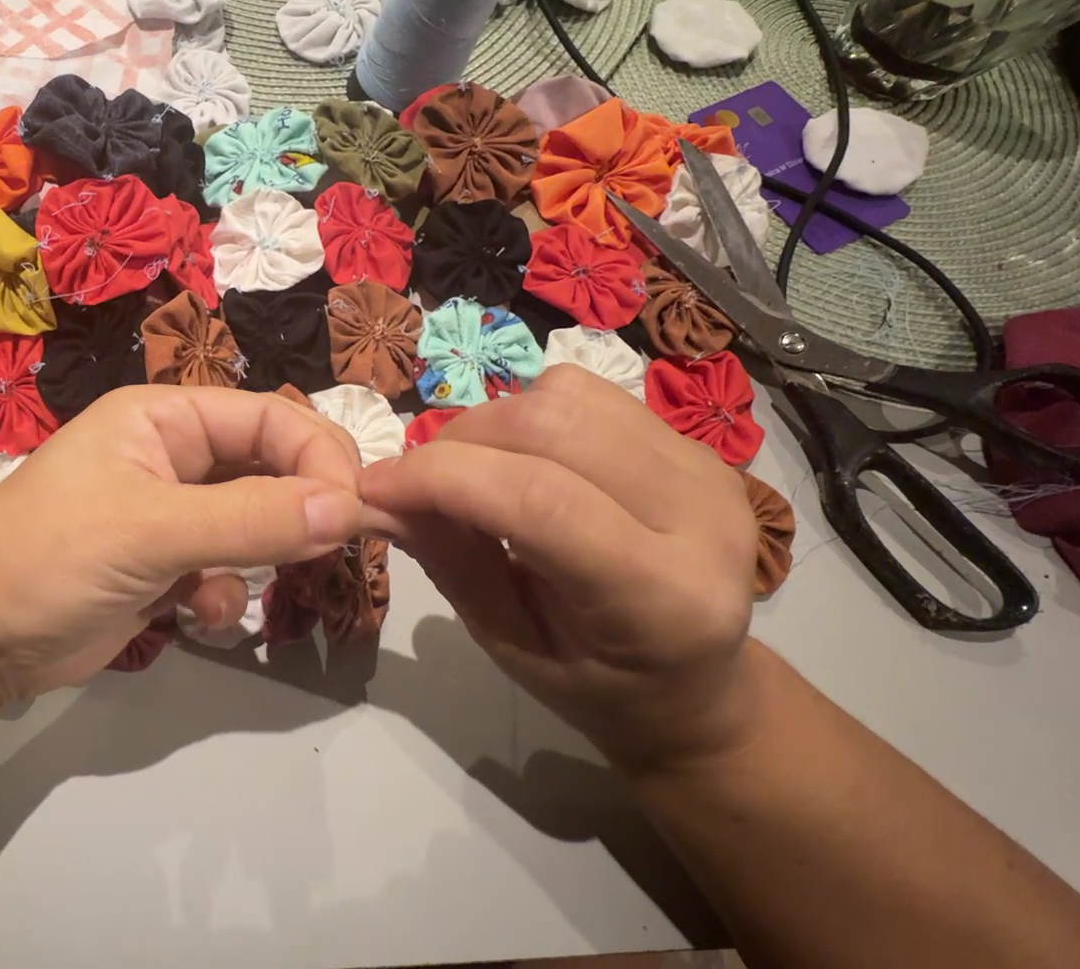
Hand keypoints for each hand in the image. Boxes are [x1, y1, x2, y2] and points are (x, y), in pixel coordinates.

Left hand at [0, 386, 364, 702]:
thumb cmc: (49, 559)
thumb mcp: (150, 532)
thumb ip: (251, 519)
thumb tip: (350, 507)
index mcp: (159, 418)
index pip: (266, 418)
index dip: (318, 456)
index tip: (356, 510)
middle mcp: (166, 456)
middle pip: (265, 468)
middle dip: (296, 510)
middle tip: (327, 549)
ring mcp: (163, 514)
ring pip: (250, 523)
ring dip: (257, 558)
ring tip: (240, 586)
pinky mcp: (158, 567)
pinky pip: (222, 569)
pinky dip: (223, 593)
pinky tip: (201, 615)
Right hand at [360, 365, 760, 773]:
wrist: (693, 684)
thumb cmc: (591, 684)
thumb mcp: (505, 641)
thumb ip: (447, 559)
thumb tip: (376, 494)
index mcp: (661, 599)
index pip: (538, 502)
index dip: (439, 478)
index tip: (372, 488)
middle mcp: (702, 519)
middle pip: (551, 426)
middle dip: (455, 442)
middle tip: (415, 484)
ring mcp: (707, 470)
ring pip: (566, 396)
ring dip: (487, 422)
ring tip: (467, 470)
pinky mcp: (696, 446)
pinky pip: (586, 394)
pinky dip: (524, 413)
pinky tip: (519, 459)